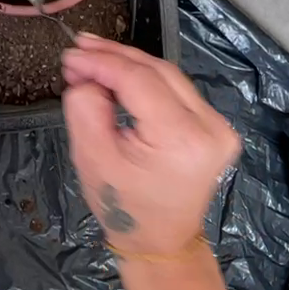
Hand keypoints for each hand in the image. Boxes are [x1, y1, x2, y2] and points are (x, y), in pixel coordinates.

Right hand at [61, 34, 239, 259]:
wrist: (160, 241)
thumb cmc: (124, 207)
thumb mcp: (92, 160)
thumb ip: (86, 111)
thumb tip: (87, 77)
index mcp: (182, 139)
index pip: (139, 81)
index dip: (102, 63)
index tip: (70, 56)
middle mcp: (210, 127)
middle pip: (158, 71)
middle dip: (114, 56)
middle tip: (78, 48)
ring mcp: (218, 126)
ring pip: (167, 75)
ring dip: (128, 63)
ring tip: (91, 56)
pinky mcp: (214, 126)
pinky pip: (174, 89)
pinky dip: (143, 78)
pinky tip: (116, 74)